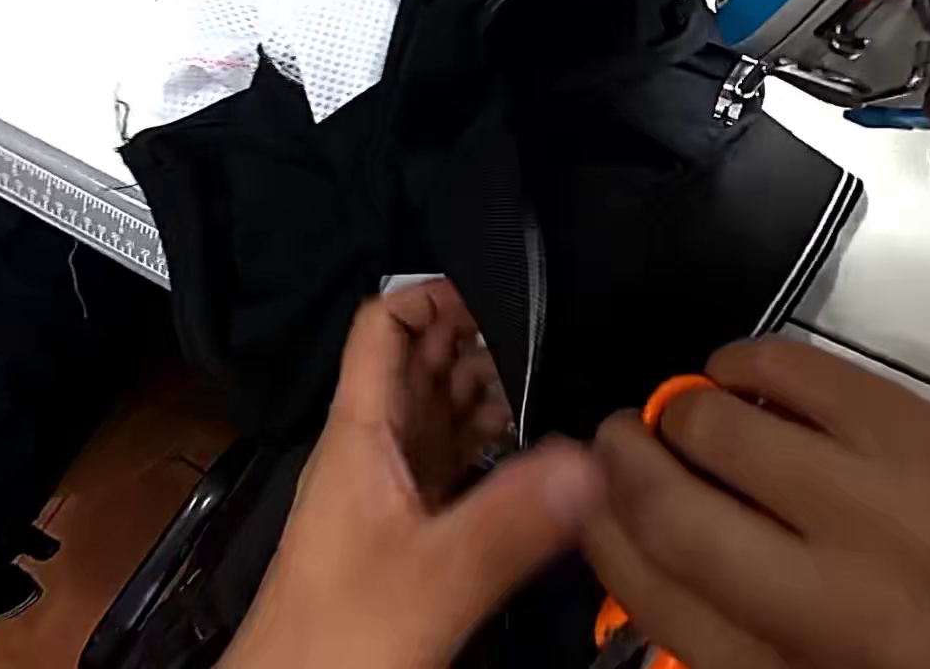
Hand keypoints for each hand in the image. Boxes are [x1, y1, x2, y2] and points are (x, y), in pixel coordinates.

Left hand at [219, 279, 601, 668]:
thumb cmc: (339, 636)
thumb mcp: (430, 577)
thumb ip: (509, 520)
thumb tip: (589, 461)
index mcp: (362, 426)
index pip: (382, 326)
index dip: (428, 297)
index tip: (489, 295)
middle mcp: (374, 437)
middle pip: (419, 358)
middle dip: (471, 338)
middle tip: (537, 338)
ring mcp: (390, 474)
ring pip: (437, 402)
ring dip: (482, 386)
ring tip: (539, 384)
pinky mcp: (406, 511)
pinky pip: (448, 449)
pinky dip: (483, 434)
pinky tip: (522, 442)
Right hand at [582, 337, 929, 668]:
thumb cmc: (882, 622)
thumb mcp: (785, 650)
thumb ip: (697, 604)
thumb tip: (606, 514)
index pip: (657, 596)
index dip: (599, 525)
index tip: (584, 485)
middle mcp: (852, 614)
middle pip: (674, 509)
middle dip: (622, 451)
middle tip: (618, 432)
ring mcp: (889, 512)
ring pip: (713, 423)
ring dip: (682, 409)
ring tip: (693, 416)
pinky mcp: (908, 427)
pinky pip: (772, 363)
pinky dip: (734, 364)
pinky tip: (742, 386)